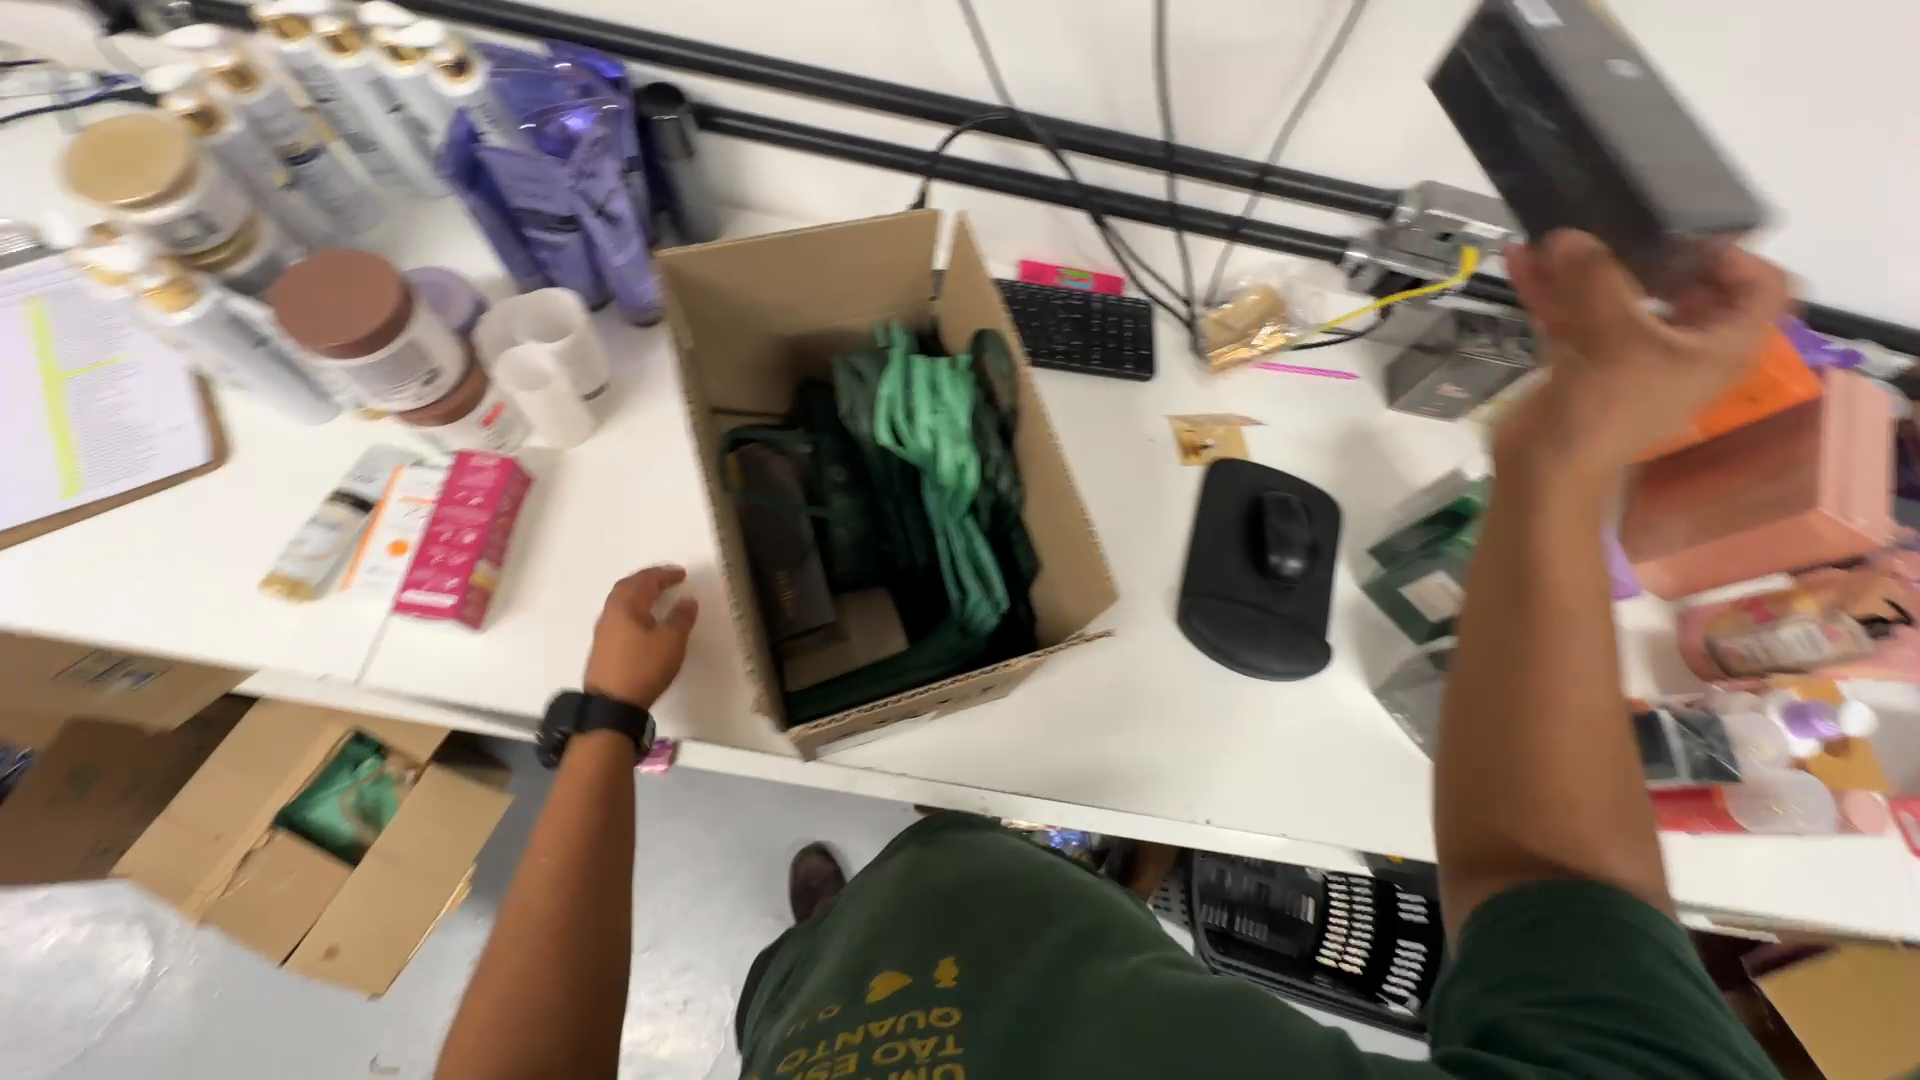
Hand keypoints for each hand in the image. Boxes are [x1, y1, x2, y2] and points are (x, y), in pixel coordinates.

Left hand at [583, 565, 698, 709]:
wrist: (611, 704)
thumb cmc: (643, 668)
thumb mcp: (671, 642)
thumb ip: (681, 618)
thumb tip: (687, 601)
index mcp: (627, 606)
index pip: (646, 581)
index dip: (665, 574)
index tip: (682, 574)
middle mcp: (611, 613)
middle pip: (627, 586)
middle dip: (648, 579)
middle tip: (666, 579)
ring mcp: (603, 630)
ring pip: (620, 600)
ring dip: (638, 592)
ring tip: (655, 595)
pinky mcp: (602, 646)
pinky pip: (619, 615)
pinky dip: (633, 607)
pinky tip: (642, 619)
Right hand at [1496, 229, 1791, 478]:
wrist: (1546, 467)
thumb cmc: (1605, 406)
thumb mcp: (1613, 337)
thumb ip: (1593, 280)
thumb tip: (1566, 238)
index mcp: (1719, 344)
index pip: (1760, 288)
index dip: (1734, 257)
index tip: (1683, 240)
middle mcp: (1679, 347)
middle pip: (1676, 288)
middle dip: (1640, 256)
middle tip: (1614, 231)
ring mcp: (1624, 357)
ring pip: (1610, 301)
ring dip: (1578, 272)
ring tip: (1548, 241)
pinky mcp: (1578, 365)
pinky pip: (1568, 319)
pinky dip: (1547, 294)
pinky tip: (1519, 264)